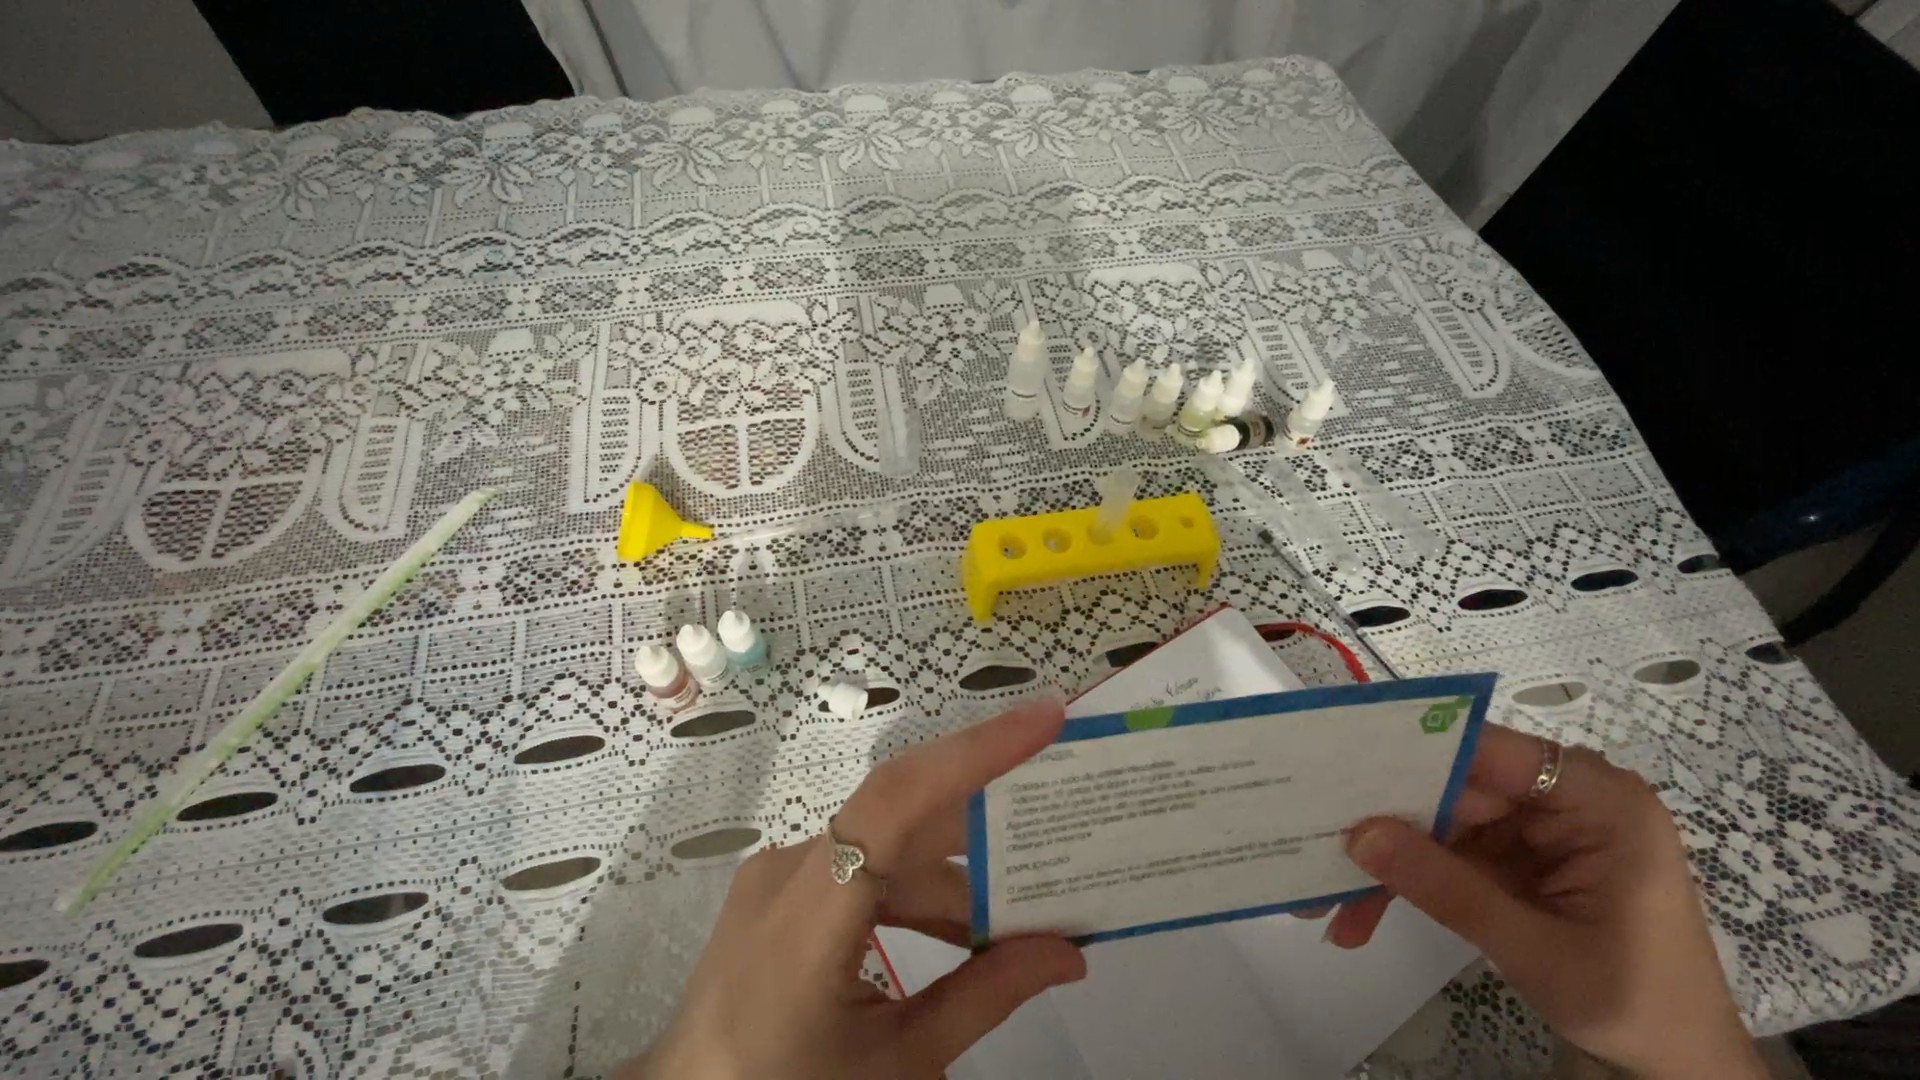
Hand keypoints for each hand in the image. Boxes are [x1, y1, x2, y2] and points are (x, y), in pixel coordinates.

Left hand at [621, 699, 1084, 1079]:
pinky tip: (960, 931)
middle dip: (989, 821)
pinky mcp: (781, 886)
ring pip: (888, 844)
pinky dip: (916, 888)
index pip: (895, 801)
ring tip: (1024, 912)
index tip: (1045, 718)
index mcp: (808, 919)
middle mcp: (788, 870)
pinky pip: (862, 865)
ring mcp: (778, 873)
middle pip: (903, 815)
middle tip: (1065, 817)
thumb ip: (985, 998)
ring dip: (956, 874)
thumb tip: (1069, 953)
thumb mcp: (897, 1065)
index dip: (973, 751)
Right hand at [1320, 725, 1763, 1079]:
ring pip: (1437, 821)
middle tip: (1318, 839)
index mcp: (1600, 802)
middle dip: (1387, 824)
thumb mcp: (1536, 950)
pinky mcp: (1512, 856)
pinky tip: (1361, 913)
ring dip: (1386, 862)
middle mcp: (1564, 799)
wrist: (1679, 1070)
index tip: (1343, 759)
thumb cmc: (1638, 1007)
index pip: (1492, 750)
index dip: (1416, 748)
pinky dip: (1404, 881)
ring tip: (1334, 903)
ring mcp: (1534, 828)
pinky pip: (1443, 852)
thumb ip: (1447, 887)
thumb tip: (1359, 834)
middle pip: (1452, 786)